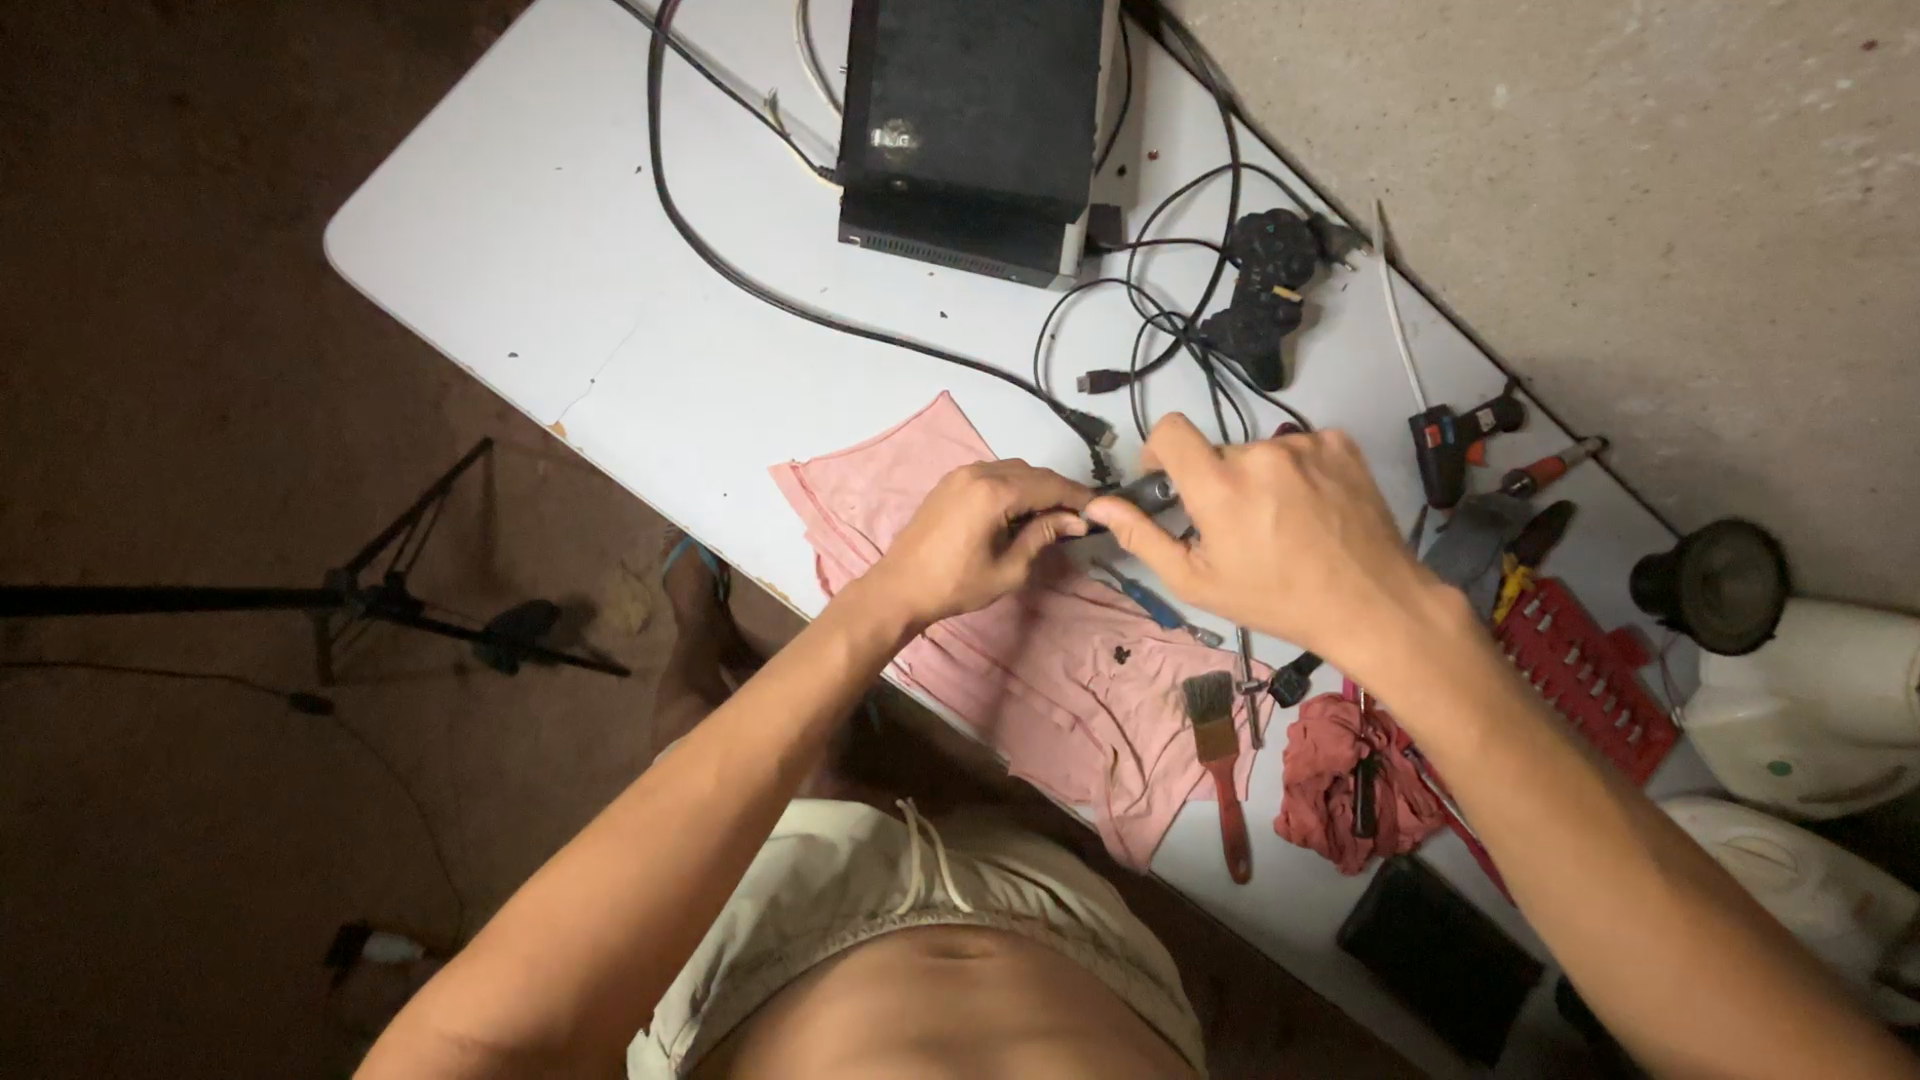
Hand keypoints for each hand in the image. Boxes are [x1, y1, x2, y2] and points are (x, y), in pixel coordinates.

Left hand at [862, 460, 1091, 626]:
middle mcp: (978, 473)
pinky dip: (1013, 486)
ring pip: (1012, 470)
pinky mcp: (950, 482)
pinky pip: (992, 474)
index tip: (1100, 508)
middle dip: (1059, 491)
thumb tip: (1075, 520)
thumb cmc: (955, 585)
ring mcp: (960, 474)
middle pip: (1032, 473)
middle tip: (1079, 515)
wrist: (900, 587)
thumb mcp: (1008, 569)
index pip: (1049, 485)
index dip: (1078, 496)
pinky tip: (1020, 509)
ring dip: (1036, 487)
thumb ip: (1042, 537)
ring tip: (1053, 514)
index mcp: (994, 493)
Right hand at [1084, 414, 1461, 675]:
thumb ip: (1140, 537)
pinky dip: (1295, 471)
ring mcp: (1305, 444)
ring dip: (1258, 478)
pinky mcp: (1339, 444)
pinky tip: (1311, 507)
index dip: (1159, 448)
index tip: (1167, 475)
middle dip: (1215, 481)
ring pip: (1258, 452)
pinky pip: (1298, 447)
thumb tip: (1098, 504)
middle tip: (1237, 526)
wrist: (1370, 603)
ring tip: (1282, 521)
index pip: (1170, 430)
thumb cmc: (1274, 599)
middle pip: (1216, 452)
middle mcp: (1260, 454)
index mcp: (1219, 487)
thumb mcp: (1195, 581)